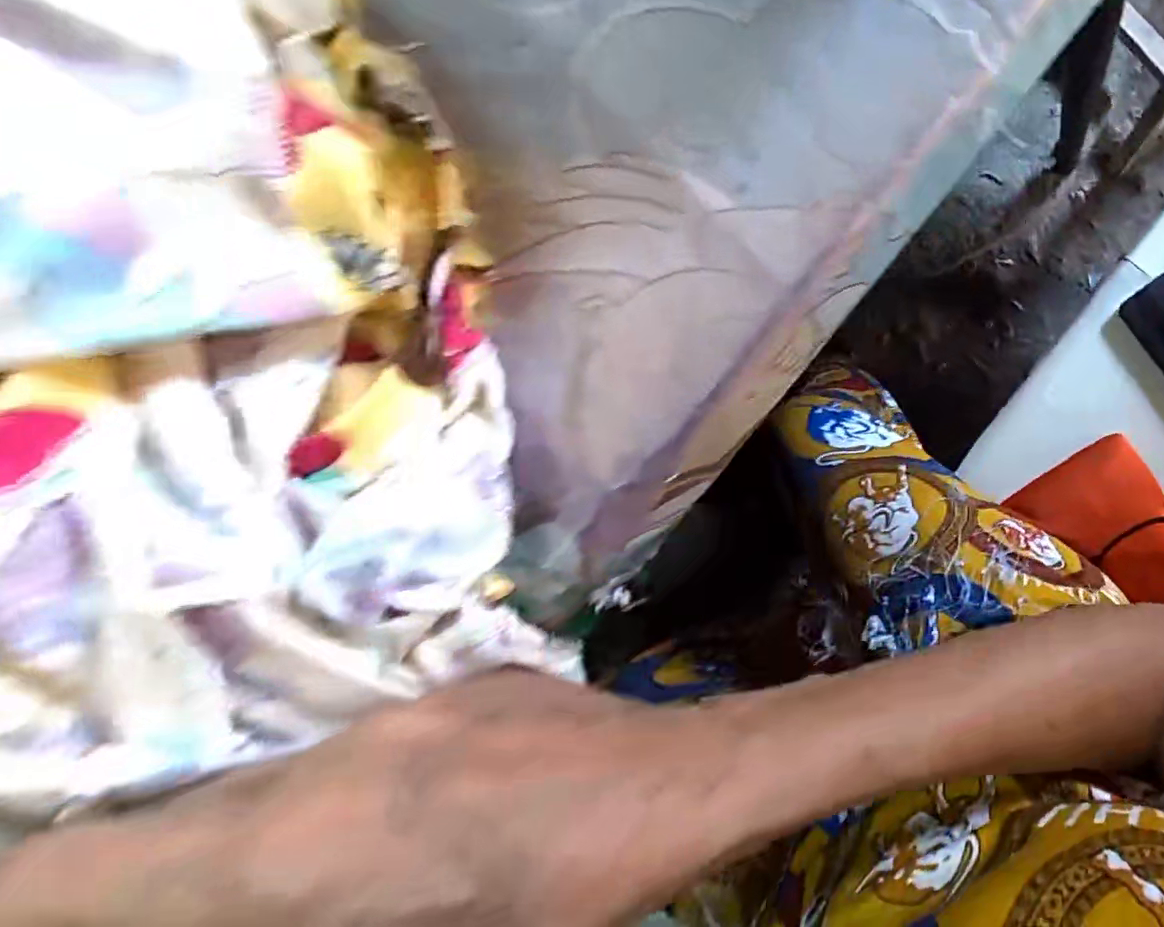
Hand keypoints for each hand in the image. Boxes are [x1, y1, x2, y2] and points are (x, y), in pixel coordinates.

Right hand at [0, 670, 757, 926]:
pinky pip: (369, 743)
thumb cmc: (566, 894)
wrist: (679, 778)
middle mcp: (339, 754)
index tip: (56, 901)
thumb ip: (310, 909)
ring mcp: (417, 704)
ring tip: (311, 881)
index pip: (79, 870)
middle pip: (189, 823)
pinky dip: (348, 791)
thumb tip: (283, 885)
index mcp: (297, 842)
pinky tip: (406, 822)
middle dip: (161, 883)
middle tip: (201, 904)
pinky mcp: (476, 680)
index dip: (38, 893)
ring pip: (286, 777)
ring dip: (266, 834)